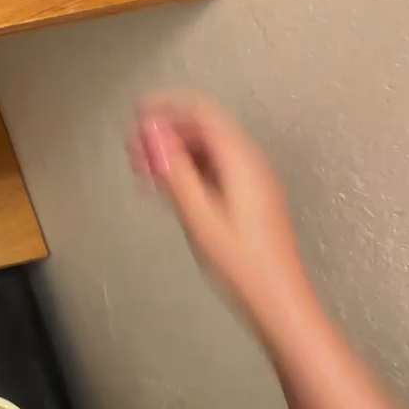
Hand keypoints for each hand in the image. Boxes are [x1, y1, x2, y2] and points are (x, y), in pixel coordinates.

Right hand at [129, 92, 313, 324]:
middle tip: (133, 147)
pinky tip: (163, 187)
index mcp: (241, 162)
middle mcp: (248, 165)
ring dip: (171, 153)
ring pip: (203, 151)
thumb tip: (154, 133)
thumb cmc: (242, 263)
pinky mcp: (244, 199)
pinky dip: (183, 171)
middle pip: (201, 130)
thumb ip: (174, 169)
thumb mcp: (198, 213)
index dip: (167, 108)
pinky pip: (210, 170)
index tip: (138, 113)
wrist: (276, 300)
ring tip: (141, 168)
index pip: (201, 113)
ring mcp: (248, 182)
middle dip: (165, 133)